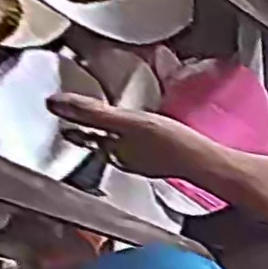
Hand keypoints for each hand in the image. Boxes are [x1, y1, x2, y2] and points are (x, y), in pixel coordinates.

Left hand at [48, 92, 236, 183]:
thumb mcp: (130, 122)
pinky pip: (145, 150)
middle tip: (79, 119)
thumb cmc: (176, 146)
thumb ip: (92, 113)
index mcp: (118, 153)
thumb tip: (52, 103)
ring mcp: (153, 163)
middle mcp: (132, 162)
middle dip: (92, 132)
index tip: (61, 115)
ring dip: (114, 137)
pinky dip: (138, 142)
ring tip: (108, 124)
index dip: (74, 125)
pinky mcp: (172, 162)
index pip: (87, 136)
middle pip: (104, 144)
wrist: (215, 165)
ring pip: (124, 147)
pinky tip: (144, 136)